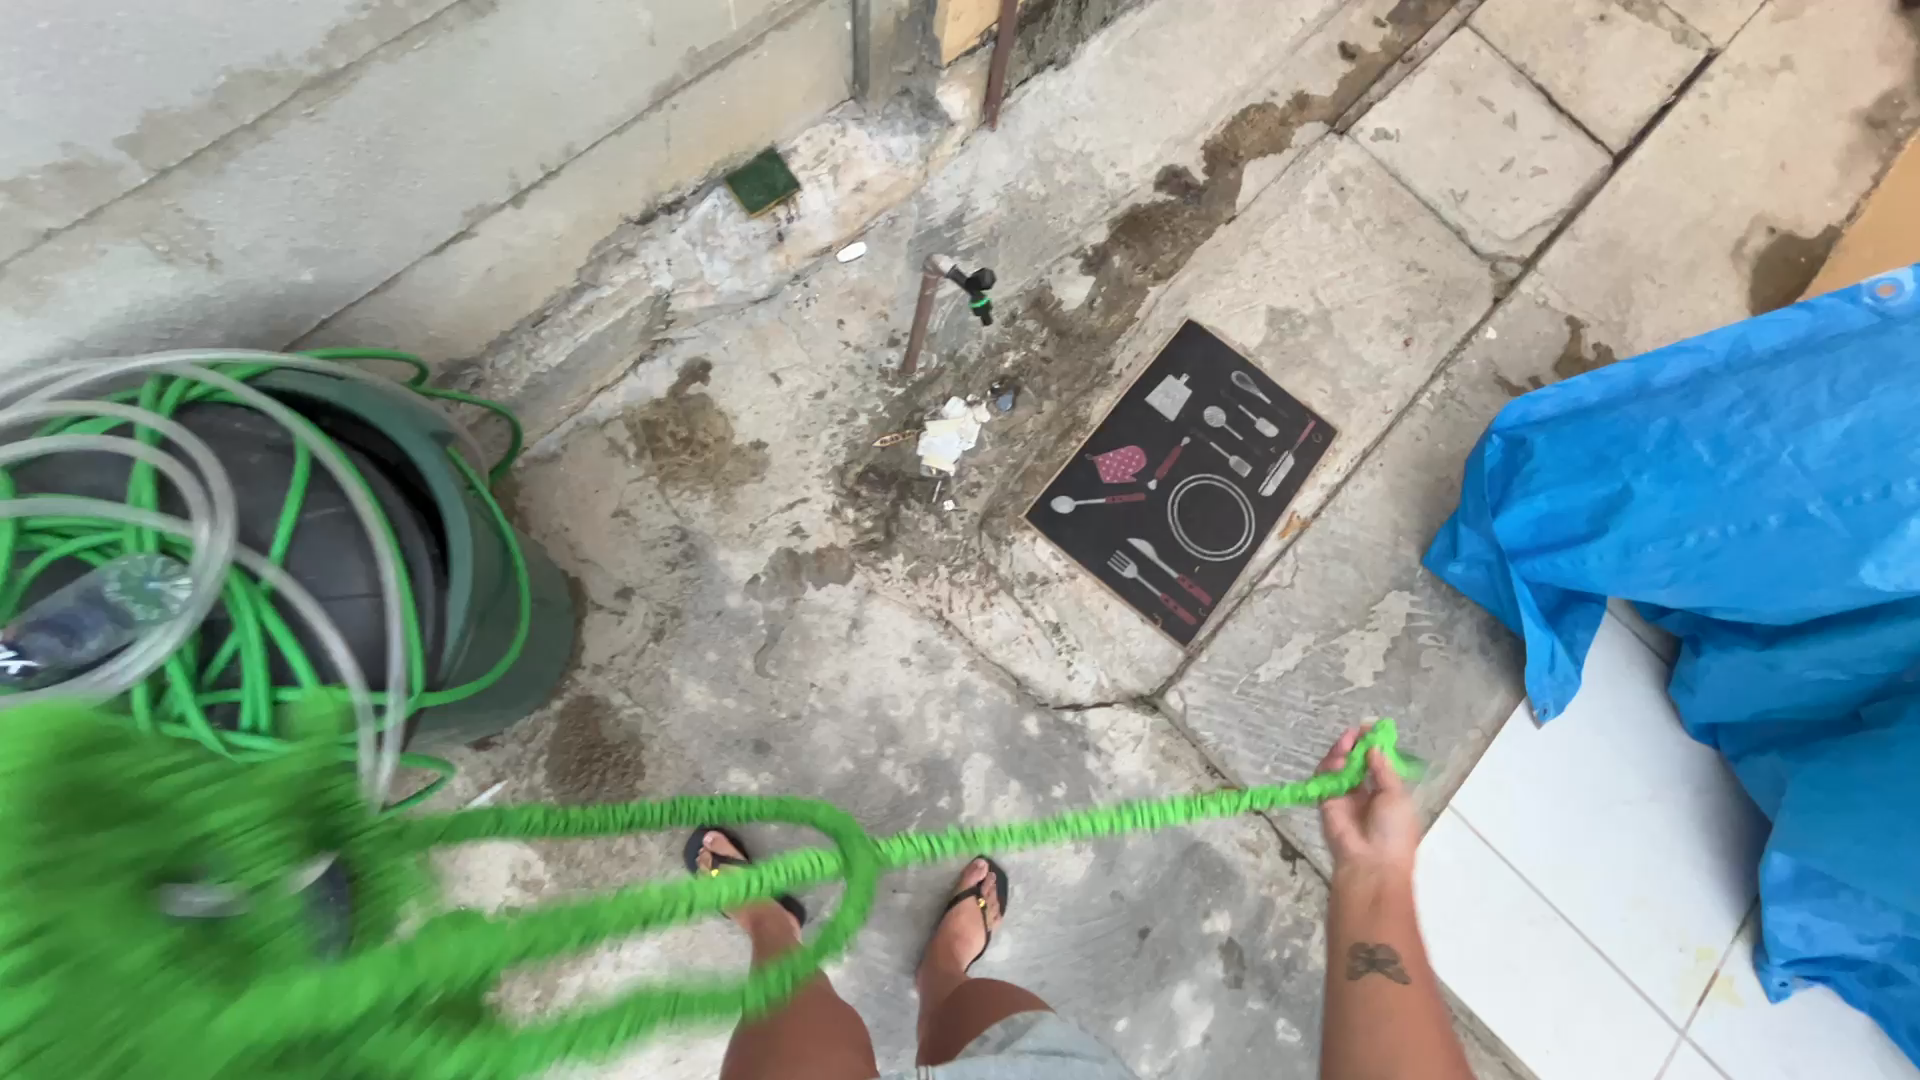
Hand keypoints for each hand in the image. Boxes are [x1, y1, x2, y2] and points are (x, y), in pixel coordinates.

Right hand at [1317, 726, 1418, 882]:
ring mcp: (1344, 795)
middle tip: (1356, 732)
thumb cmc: (1394, 830)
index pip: (1377, 763)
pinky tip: (1339, 758)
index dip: (1373, 746)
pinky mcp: (1325, 799)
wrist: (1371, 860)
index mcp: (1386, 793)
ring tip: (1346, 742)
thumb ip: (1383, 770)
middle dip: (1355, 745)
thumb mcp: (1397, 797)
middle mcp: (1364, 792)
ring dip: (1342, 752)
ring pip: (1338, 766)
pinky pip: (1325, 777)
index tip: (1371, 729)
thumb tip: (1374, 748)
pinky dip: (1330, 765)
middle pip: (1356, 761)